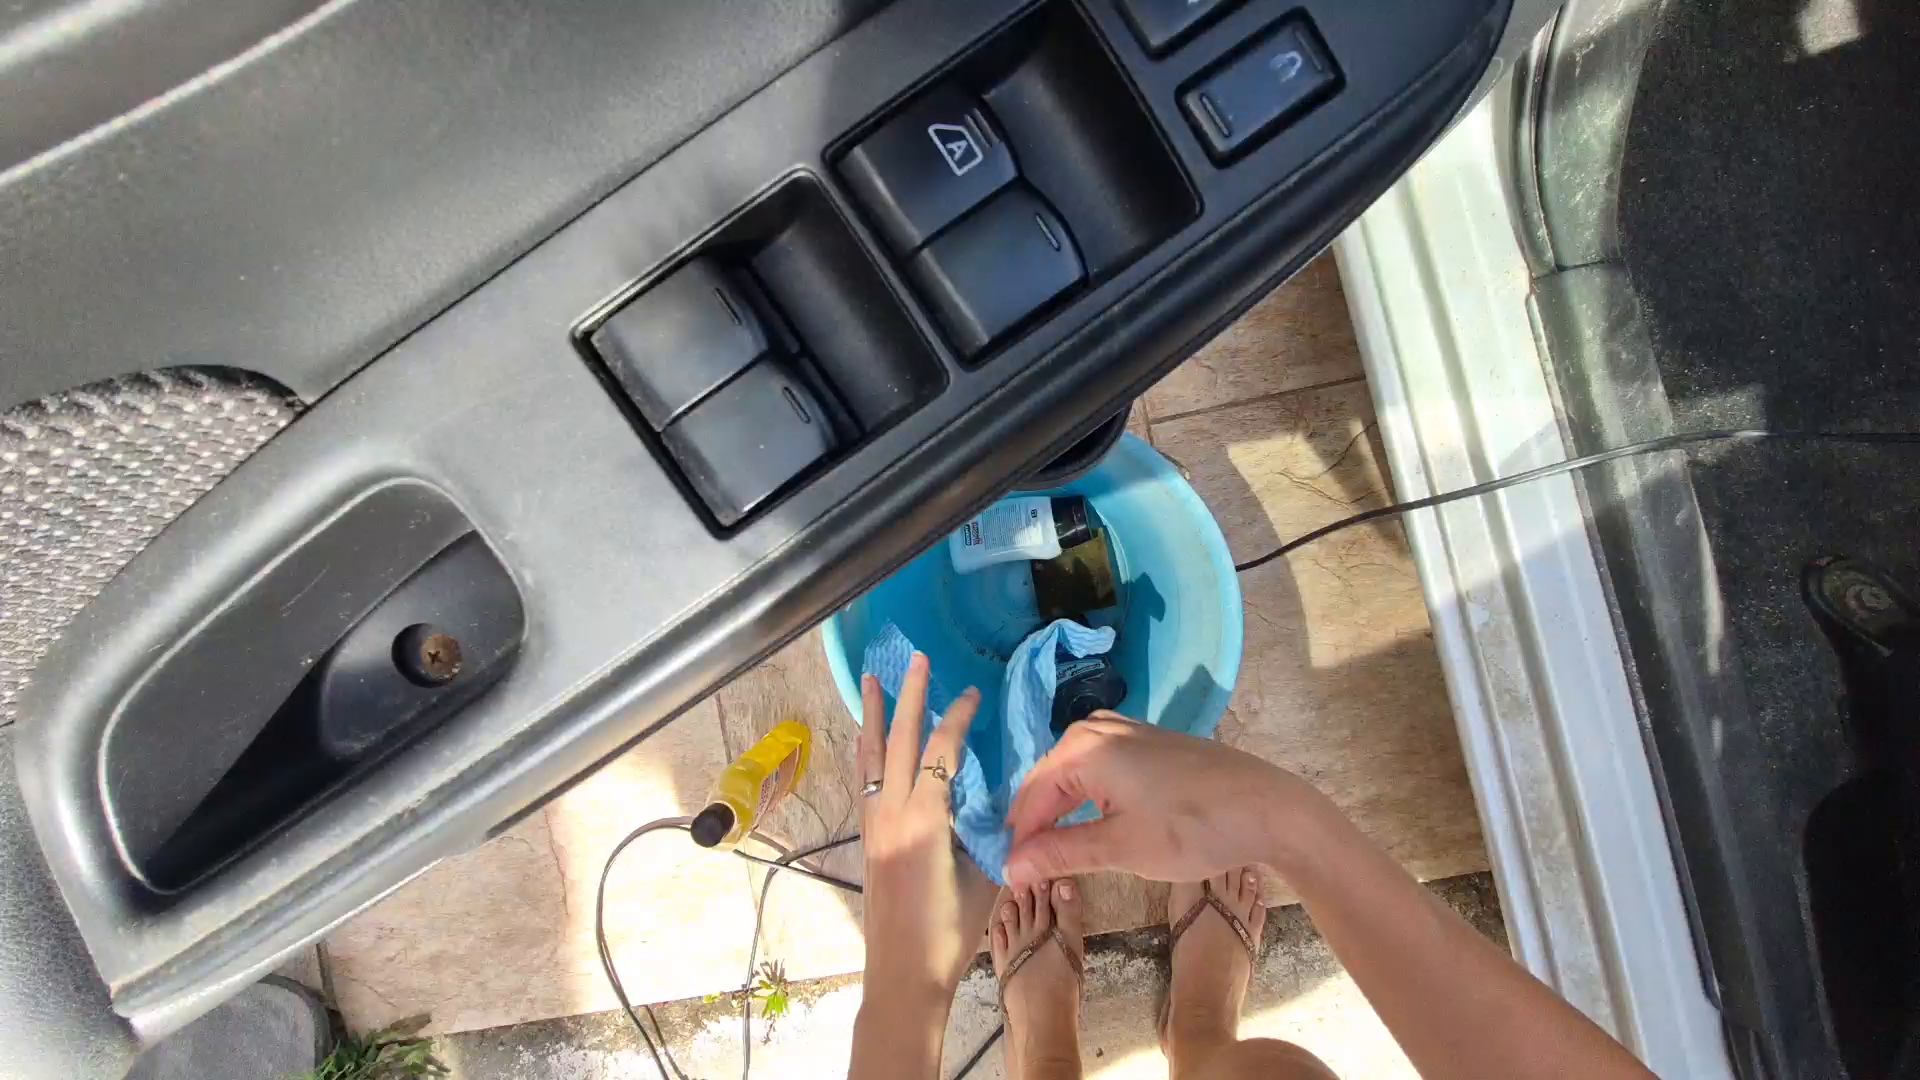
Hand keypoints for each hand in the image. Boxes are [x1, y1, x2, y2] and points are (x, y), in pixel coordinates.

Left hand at [855, 654, 980, 1003]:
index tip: (972, 693)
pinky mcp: (867, 835)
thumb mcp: (985, 879)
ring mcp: (874, 822)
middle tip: (917, 659)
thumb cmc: (949, 933)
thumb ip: (990, 832)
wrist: (902, 976)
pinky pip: (863, 779)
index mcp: (925, 818)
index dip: (958, 716)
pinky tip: (866, 739)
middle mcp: (893, 811)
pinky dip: (866, 750)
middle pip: (901, 739)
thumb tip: (1000, 798)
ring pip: (871, 755)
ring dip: (875, 714)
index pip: (942, 750)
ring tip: (872, 679)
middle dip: (911, 696)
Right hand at [1002, 713, 1329, 885]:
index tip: (1015, 883)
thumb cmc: (1192, 827)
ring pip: (1071, 773)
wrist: (1268, 806)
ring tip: (1055, 854)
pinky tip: (1089, 822)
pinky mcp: (1142, 739)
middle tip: (1033, 874)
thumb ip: (1061, 853)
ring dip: (1060, 812)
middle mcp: (1094, 729)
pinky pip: (1095, 765)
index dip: (1021, 842)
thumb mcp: (1122, 846)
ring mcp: (1121, 729)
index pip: (1032, 798)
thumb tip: (1010, 868)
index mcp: (1083, 748)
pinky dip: (1085, 796)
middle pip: (1048, 780)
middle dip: (1037, 826)